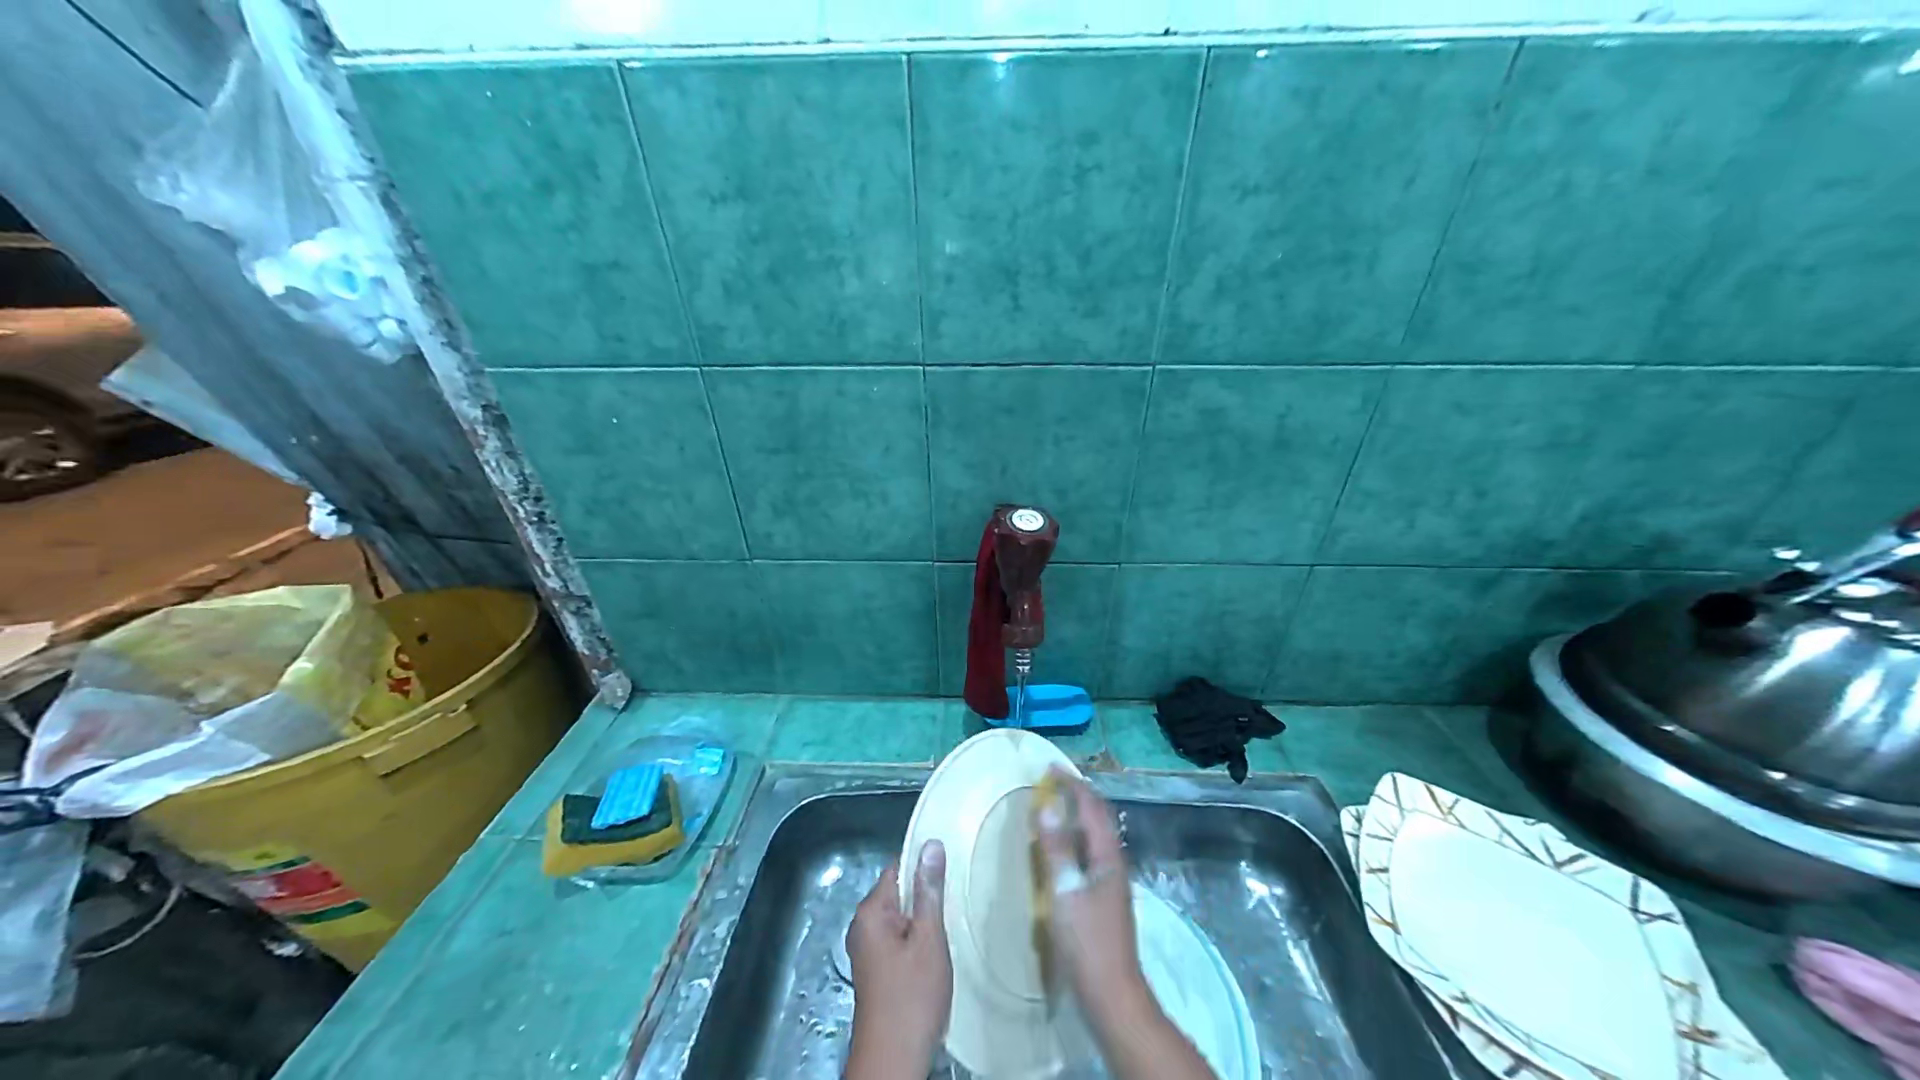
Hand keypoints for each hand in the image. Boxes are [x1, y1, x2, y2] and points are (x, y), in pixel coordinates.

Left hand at [844, 841, 951, 1079]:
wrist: (893, 1059)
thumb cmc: (912, 996)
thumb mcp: (929, 939)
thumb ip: (929, 891)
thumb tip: (931, 844)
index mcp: (870, 911)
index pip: (897, 867)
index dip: (923, 865)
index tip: (951, 869)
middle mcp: (861, 925)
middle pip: (897, 893)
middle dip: (925, 896)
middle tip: (955, 902)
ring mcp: (865, 949)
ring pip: (899, 918)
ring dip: (922, 921)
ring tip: (949, 928)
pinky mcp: (874, 970)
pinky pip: (896, 939)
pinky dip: (915, 941)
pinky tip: (935, 954)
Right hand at [1032, 769, 1151, 1026]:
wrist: (1112, 995)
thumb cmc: (1087, 942)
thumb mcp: (1065, 892)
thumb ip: (1056, 849)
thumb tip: (1048, 806)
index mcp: (1108, 857)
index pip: (1092, 808)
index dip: (1072, 785)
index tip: (1050, 768)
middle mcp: (1114, 863)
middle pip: (1098, 819)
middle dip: (1078, 796)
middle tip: (1052, 782)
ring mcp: (1111, 882)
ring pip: (1094, 837)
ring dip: (1075, 817)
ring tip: (1052, 808)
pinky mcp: (1103, 898)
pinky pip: (1088, 854)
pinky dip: (1073, 840)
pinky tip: (1058, 851)